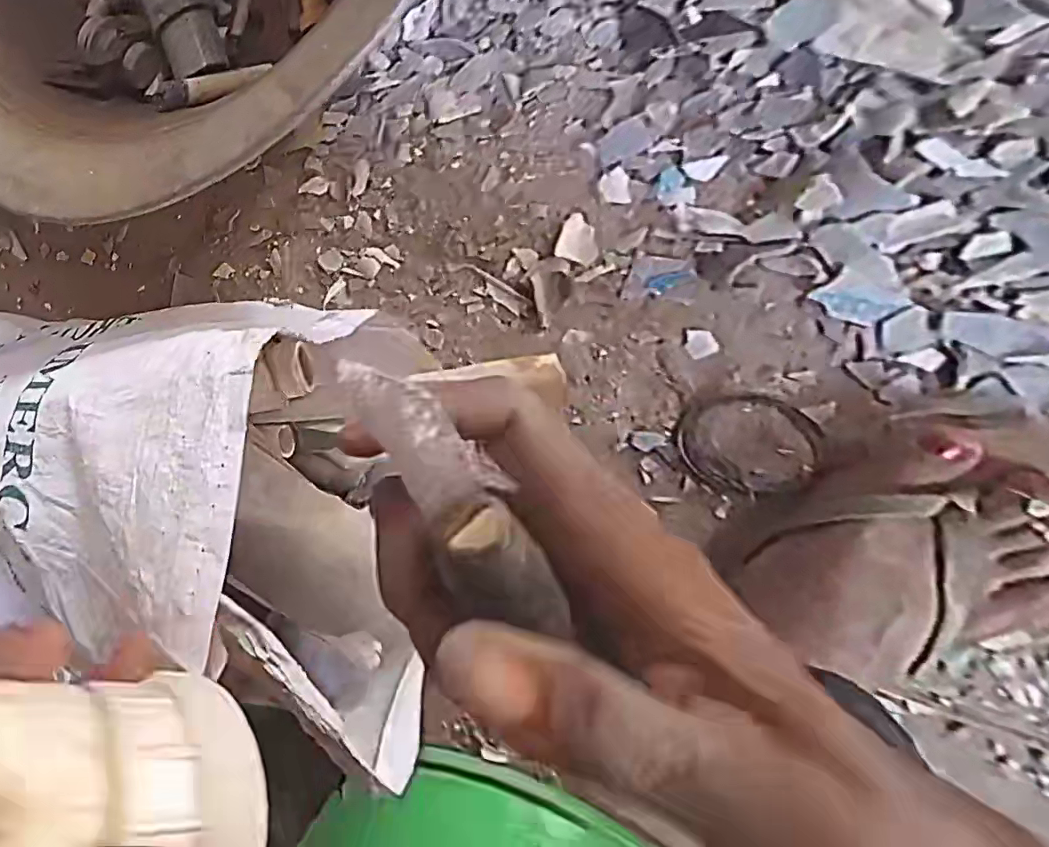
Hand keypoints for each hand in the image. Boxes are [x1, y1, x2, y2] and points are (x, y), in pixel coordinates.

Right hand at [345, 378, 1035, 846]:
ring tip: (458, 665)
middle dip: (408, 532)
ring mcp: (545, 577)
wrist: (851, 837)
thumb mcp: (722, 770)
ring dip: (420, 589)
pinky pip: (452, 593)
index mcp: (612, 533)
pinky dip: (436, 624)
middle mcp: (566, 536)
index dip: (432, 406)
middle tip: (413, 598)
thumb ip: (599, 715)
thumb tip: (457, 658)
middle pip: (450, 484)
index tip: (360, 439)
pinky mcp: (533, 618)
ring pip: (439, 541)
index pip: (510, 422)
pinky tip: (475, 684)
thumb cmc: (814, 796)